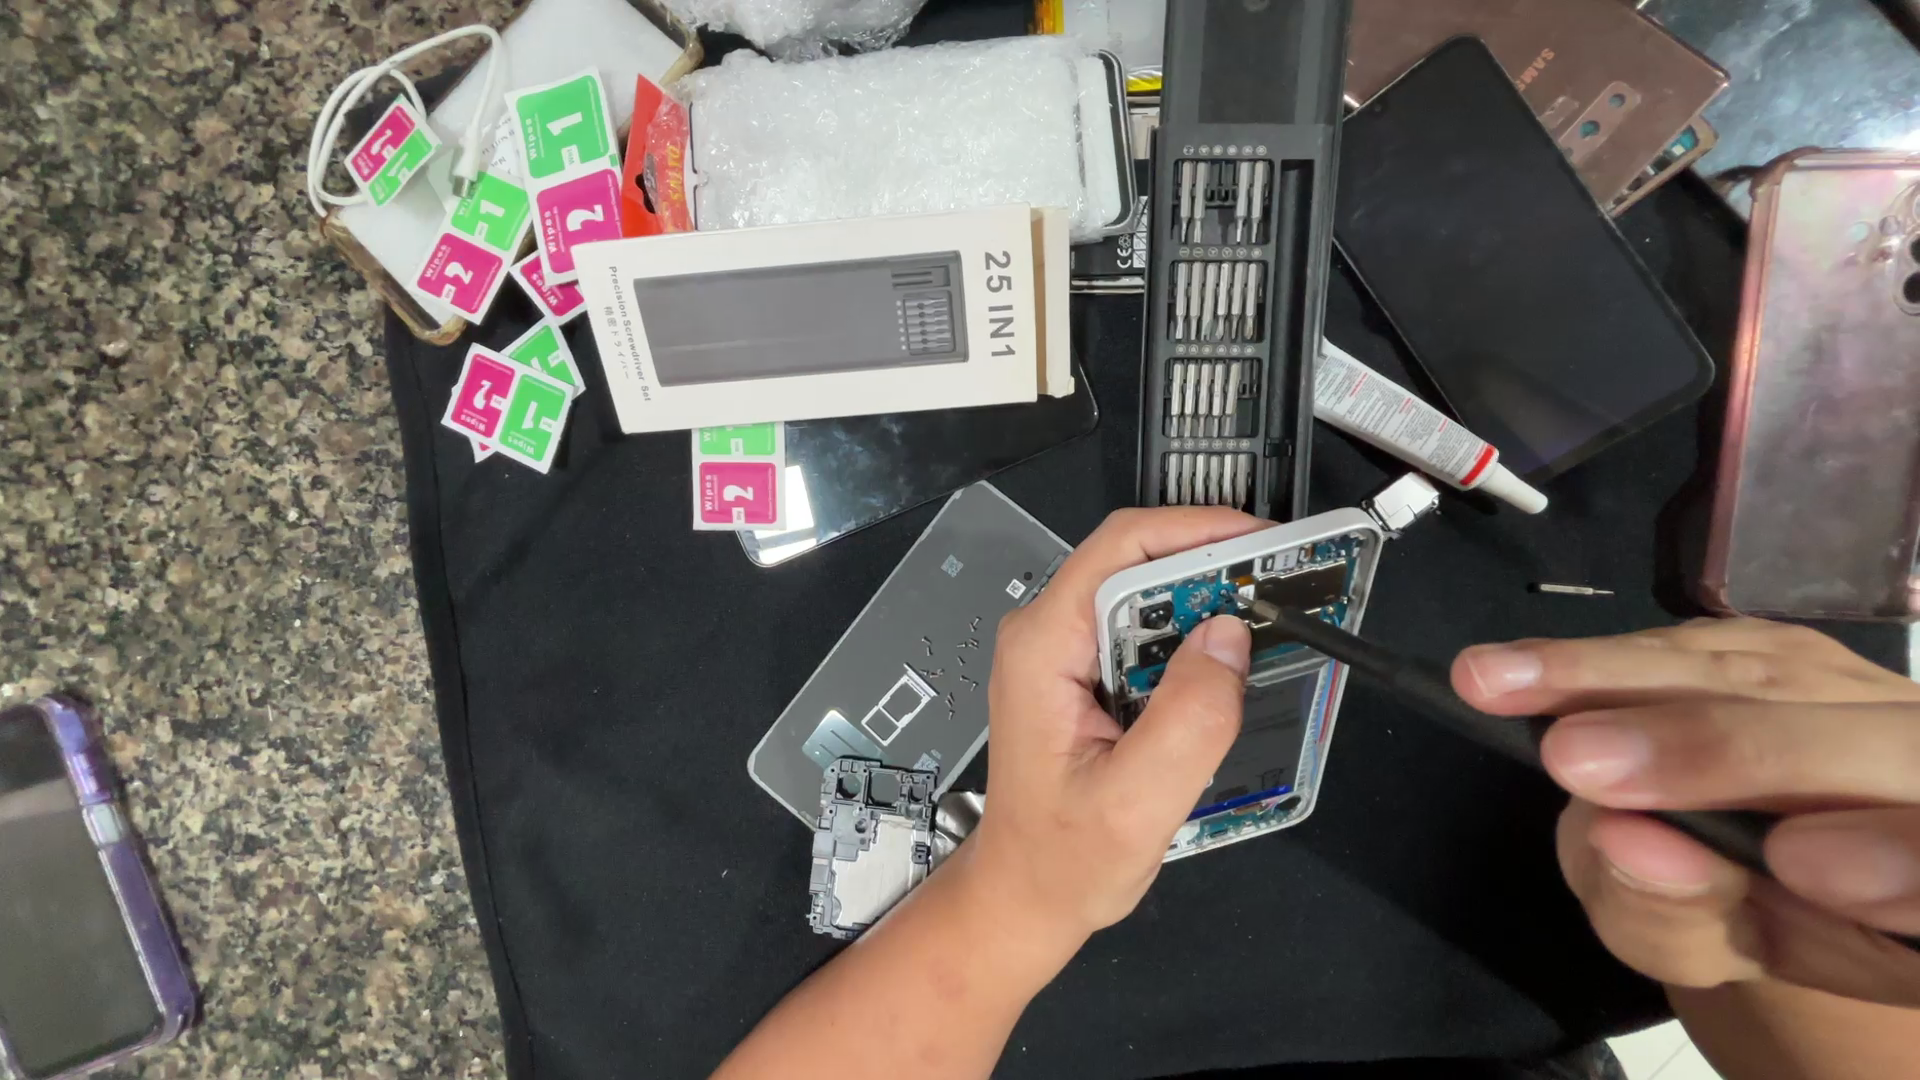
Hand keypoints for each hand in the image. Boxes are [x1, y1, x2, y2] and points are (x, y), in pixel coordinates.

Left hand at [963, 507, 1261, 943]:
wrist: (1025, 888)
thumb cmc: (1064, 858)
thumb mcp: (1135, 802)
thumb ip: (1188, 720)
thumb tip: (1230, 634)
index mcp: (1043, 646)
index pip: (1119, 551)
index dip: (1194, 530)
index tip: (1263, 542)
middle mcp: (1045, 633)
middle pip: (1131, 563)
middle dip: (1208, 562)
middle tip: (1281, 578)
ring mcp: (1060, 650)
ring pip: (1139, 593)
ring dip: (1202, 597)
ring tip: (1267, 611)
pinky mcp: (1079, 670)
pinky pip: (1139, 629)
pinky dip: (1188, 631)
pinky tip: (1226, 652)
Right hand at [1452, 618, 1919, 1005]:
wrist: (1748, 857)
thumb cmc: (1728, 920)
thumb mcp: (1691, 950)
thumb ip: (1671, 913)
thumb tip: (1626, 836)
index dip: (1905, 857)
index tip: (1796, 866)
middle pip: (1884, 742)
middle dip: (1719, 748)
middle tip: (1571, 758)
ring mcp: (1868, 690)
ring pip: (1763, 676)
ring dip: (1614, 675)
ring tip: (1495, 681)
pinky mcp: (1778, 646)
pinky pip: (1696, 646)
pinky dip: (1594, 658)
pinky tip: (1519, 667)